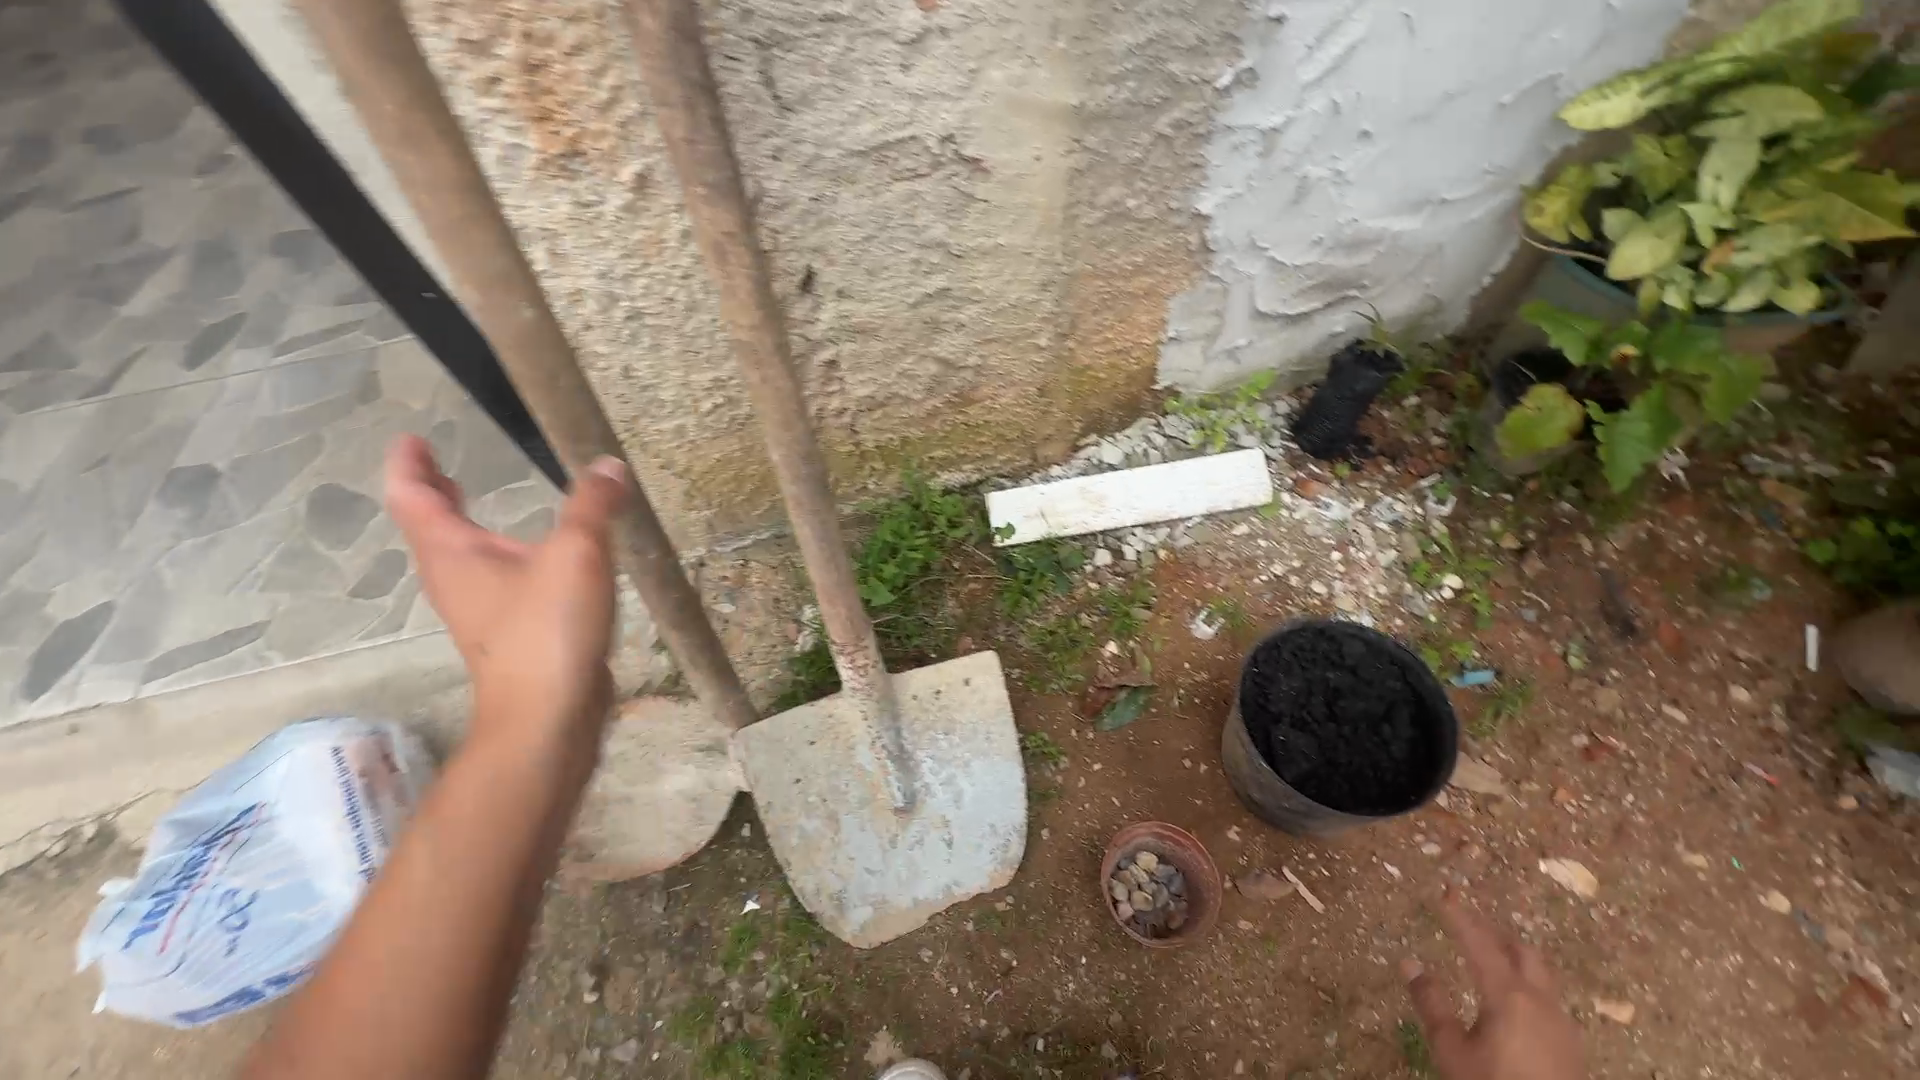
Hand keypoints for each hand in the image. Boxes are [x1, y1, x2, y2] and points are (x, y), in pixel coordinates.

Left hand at [383, 435, 627, 747]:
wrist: (548, 714)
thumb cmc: (547, 628)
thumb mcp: (577, 553)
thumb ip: (593, 505)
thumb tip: (608, 466)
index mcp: (452, 552)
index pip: (411, 495)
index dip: (410, 463)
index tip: (413, 437)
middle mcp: (455, 578)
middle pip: (429, 525)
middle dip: (434, 490)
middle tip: (441, 462)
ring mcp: (479, 608)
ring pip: (460, 554)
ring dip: (463, 522)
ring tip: (482, 500)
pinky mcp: (508, 632)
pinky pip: (492, 577)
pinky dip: (498, 552)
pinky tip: (535, 556)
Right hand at [1402, 897, 1586, 1079]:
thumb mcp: (1452, 1050)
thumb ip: (1432, 1003)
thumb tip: (1409, 962)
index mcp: (1509, 995)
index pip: (1479, 943)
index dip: (1460, 916)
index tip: (1445, 892)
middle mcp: (1540, 1001)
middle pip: (1522, 951)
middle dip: (1494, 931)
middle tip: (1467, 919)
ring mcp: (1562, 1024)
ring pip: (1540, 974)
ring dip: (1514, 955)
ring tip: (1489, 952)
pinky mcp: (1571, 1046)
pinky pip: (1548, 997)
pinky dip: (1526, 981)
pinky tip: (1512, 998)